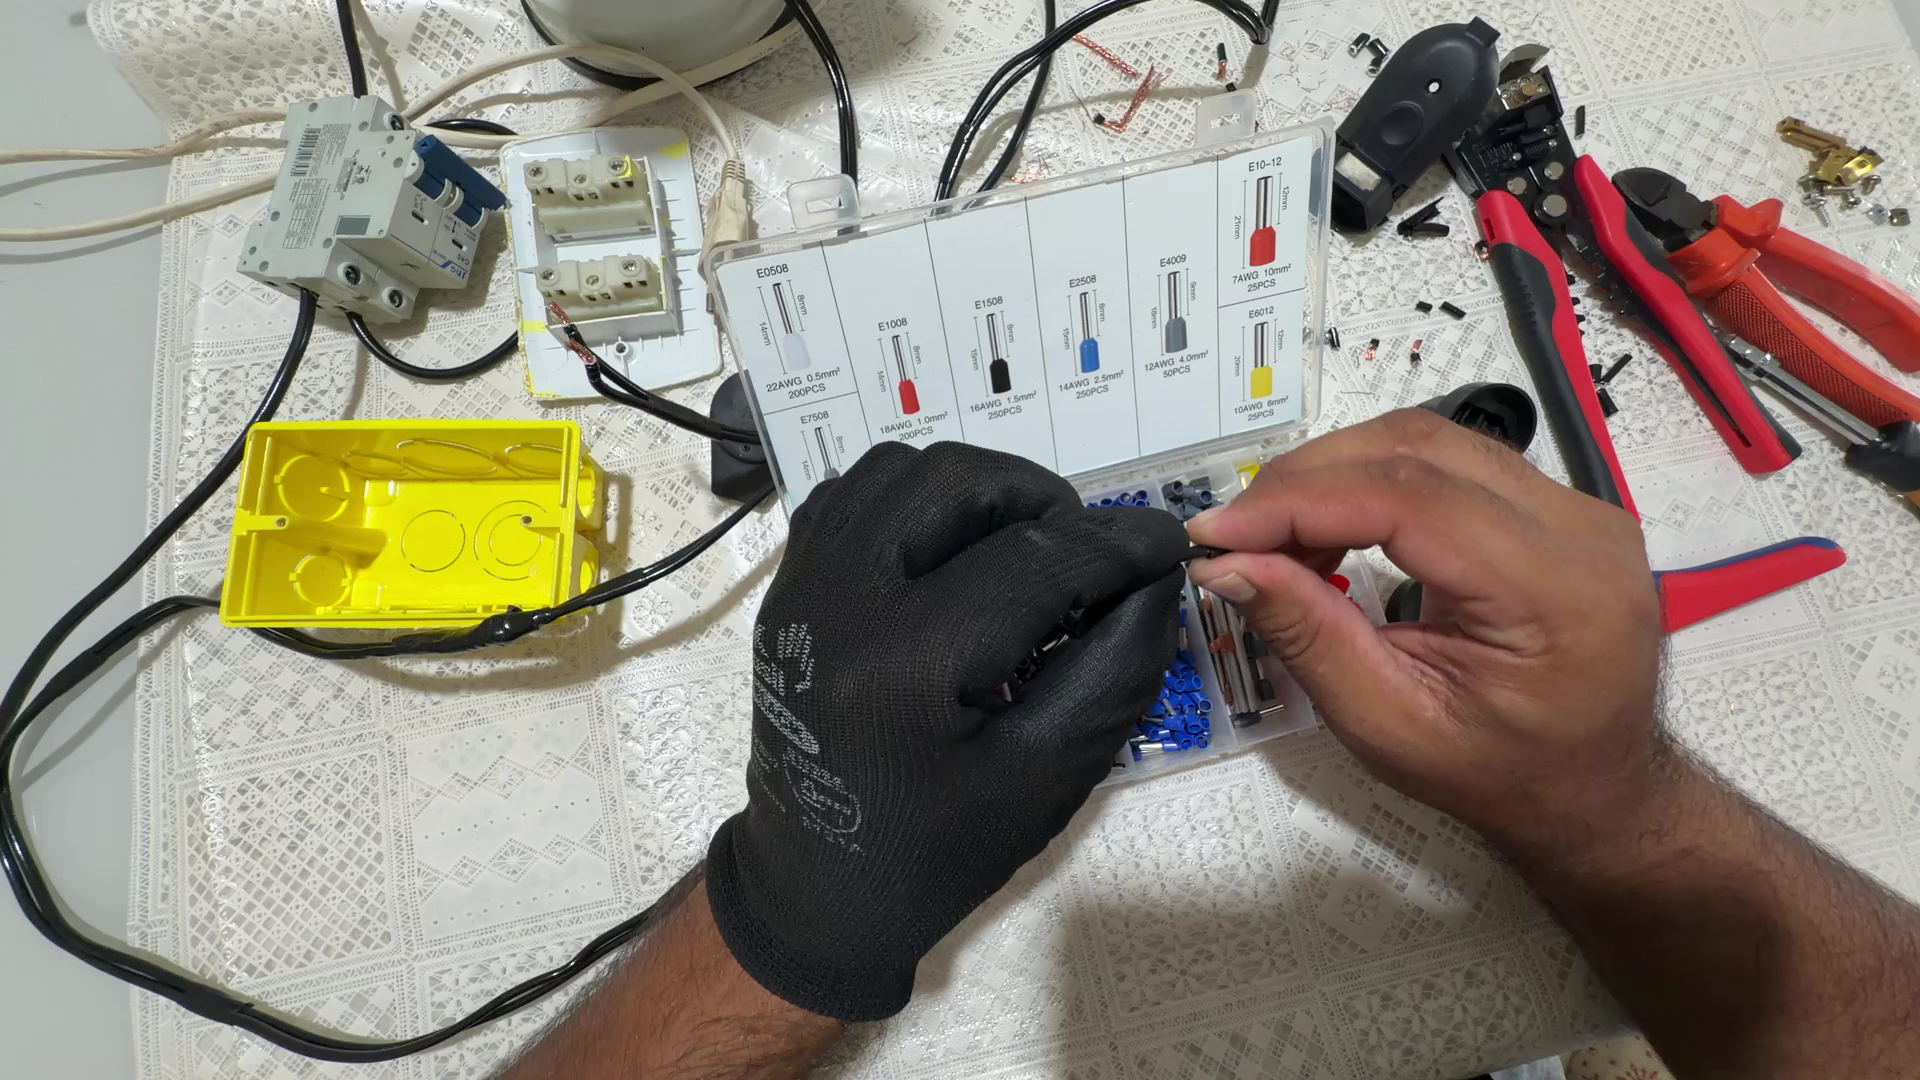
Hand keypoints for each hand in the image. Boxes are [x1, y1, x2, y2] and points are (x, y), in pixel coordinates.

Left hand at [707, 441, 1187, 1019]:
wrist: (816, 882)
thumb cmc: (935, 849)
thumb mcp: (1046, 776)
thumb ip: (1114, 667)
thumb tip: (1151, 576)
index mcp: (902, 664)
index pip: (1031, 562)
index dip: (1114, 544)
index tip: (1166, 540)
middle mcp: (837, 600)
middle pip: (955, 483)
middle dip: (1039, 500)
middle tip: (1078, 551)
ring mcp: (801, 583)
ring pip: (901, 469)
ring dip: (977, 488)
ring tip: (1018, 541)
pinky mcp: (790, 584)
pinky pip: (856, 493)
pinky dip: (915, 496)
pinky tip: (948, 544)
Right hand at [1186, 409, 1665, 861]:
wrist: (1589, 784)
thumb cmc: (1490, 771)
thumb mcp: (1382, 721)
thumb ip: (1305, 633)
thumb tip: (1222, 565)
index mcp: (1553, 592)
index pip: (1408, 499)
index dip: (1296, 503)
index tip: (1211, 533)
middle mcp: (1575, 525)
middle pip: (1411, 449)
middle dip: (1299, 482)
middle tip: (1233, 536)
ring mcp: (1567, 502)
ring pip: (1417, 440)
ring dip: (1322, 476)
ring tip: (1272, 538)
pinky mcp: (1543, 501)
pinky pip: (1431, 459)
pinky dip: (1354, 482)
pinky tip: (1321, 533)